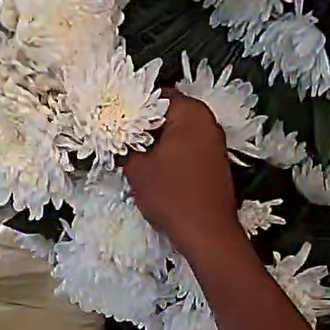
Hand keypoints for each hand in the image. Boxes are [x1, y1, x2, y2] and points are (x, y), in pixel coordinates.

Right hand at [122, 92, 242, 262]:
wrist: (207, 234)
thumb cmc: (172, 196)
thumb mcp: (137, 170)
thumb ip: (125, 148)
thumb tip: (117, 141)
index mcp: (191, 113)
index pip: (156, 96)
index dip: (132, 106)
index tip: (114, 121)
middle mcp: (208, 122)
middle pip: (169, 113)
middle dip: (145, 125)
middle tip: (120, 138)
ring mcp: (215, 144)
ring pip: (179, 133)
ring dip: (158, 141)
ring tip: (134, 155)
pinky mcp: (215, 164)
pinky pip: (188, 149)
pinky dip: (172, 154)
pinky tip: (155, 169)